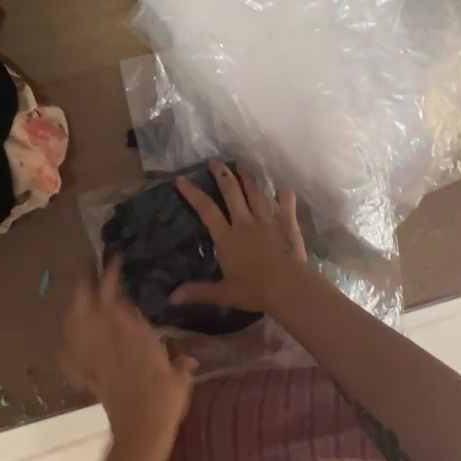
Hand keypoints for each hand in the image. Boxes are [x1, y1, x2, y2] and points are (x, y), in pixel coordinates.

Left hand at [61, 262, 195, 460]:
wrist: (140, 430)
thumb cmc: (165, 398)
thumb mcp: (180, 372)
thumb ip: (179, 357)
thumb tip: (186, 353)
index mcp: (131, 327)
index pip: (116, 290)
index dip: (113, 271)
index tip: (116, 256)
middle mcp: (106, 333)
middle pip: (87, 297)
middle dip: (87, 277)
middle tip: (90, 263)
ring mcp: (91, 352)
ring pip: (75, 318)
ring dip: (76, 301)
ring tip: (80, 292)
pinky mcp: (84, 372)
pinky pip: (69, 353)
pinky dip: (68, 344)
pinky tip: (70, 341)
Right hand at [172, 162, 312, 315]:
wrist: (288, 286)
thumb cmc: (254, 290)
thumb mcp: (224, 293)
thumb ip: (199, 292)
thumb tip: (172, 298)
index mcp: (228, 237)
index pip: (206, 210)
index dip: (193, 193)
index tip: (182, 179)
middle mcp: (245, 222)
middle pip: (232, 192)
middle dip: (222, 175)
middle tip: (216, 162)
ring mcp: (268, 220)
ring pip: (256, 193)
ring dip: (249, 178)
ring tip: (243, 165)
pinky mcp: (288, 224)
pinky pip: (286, 204)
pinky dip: (284, 196)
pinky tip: (283, 189)